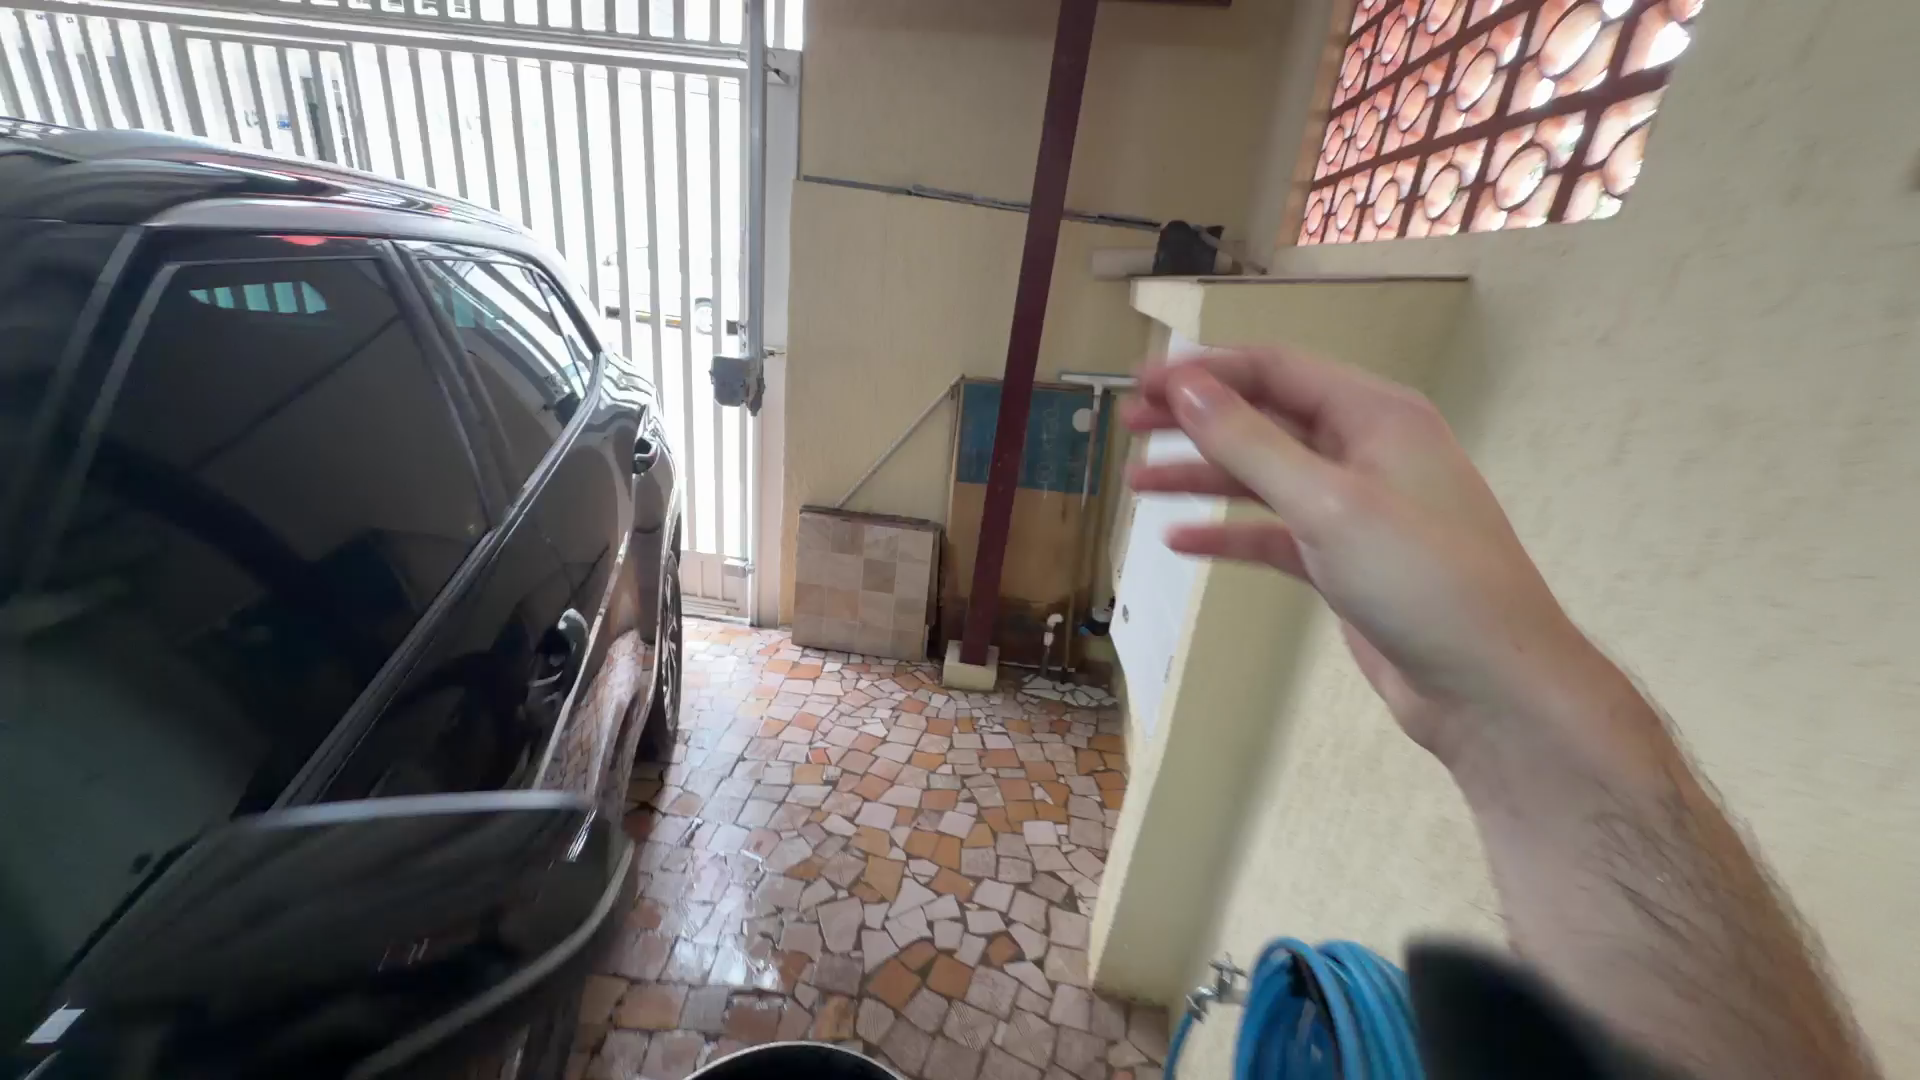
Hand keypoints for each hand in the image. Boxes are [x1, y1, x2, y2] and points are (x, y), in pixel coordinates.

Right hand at [1124, 347, 1604, 760]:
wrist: (1488, 687)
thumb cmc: (1418, 579)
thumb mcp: (1326, 502)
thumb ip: (1250, 442)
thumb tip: (1184, 386)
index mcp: (1373, 415)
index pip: (1273, 370)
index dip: (1203, 372)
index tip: (1141, 383)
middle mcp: (1361, 451)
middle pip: (1262, 419)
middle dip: (1194, 420)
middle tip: (1130, 424)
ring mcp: (1350, 508)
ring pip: (1261, 477)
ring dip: (1201, 476)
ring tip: (1137, 482)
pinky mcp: (1339, 559)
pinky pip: (1270, 532)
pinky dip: (1227, 534)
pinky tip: (1180, 542)